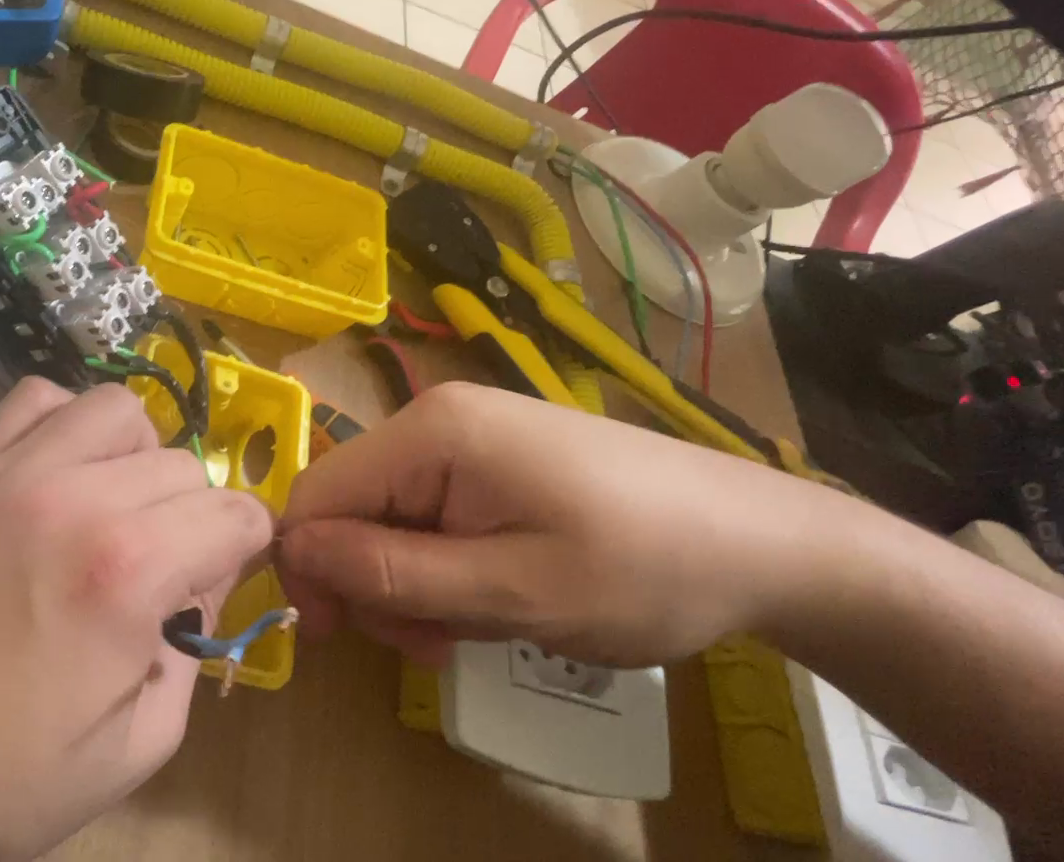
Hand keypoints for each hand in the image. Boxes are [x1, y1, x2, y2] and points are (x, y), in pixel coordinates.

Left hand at [0, 378, 273, 860]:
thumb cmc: (17, 764)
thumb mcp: (143, 738)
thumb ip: (197, 643)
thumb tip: (206, 572)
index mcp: (128, 572)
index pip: (236, 514)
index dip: (246, 546)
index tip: (222, 573)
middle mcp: (79, 499)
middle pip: (183, 465)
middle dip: (193, 515)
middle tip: (163, 563)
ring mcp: (19, 471)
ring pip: (118, 409)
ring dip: (136, 453)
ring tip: (116, 502)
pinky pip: (37, 398)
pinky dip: (65, 420)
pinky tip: (64, 467)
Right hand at [278, 382, 841, 667]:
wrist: (768, 543)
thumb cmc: (643, 569)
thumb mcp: (511, 590)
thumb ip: (392, 572)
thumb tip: (295, 555)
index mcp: (431, 432)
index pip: (317, 493)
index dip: (309, 567)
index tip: (337, 640)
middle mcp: (435, 418)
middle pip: (350, 505)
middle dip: (371, 582)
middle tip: (431, 645)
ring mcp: (466, 434)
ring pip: (388, 516)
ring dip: (410, 582)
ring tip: (472, 628)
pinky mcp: (492, 456)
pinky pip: (429, 512)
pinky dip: (442, 565)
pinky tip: (489, 596)